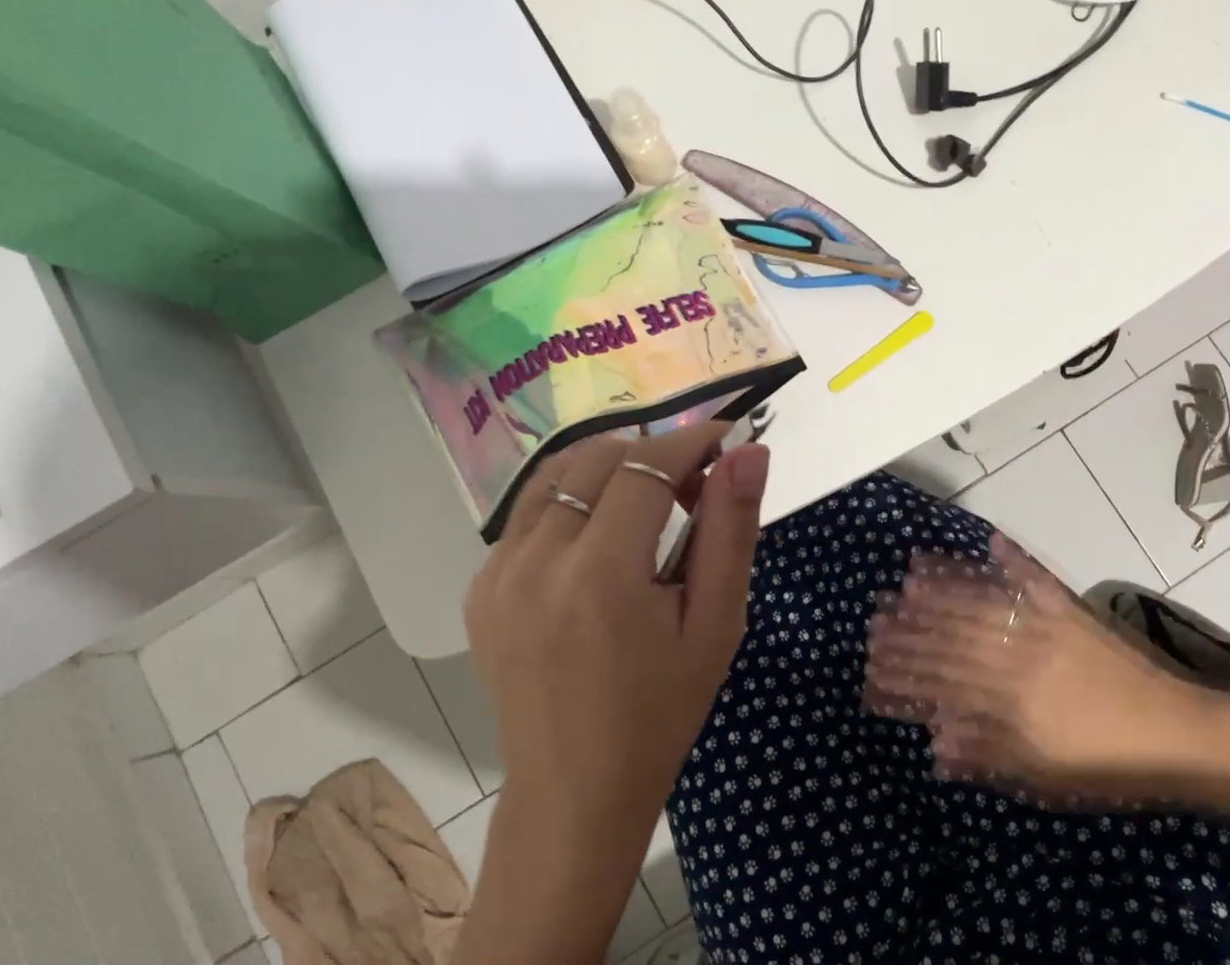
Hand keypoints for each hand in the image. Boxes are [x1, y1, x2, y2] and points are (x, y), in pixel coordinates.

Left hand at [463, 422, 768, 833]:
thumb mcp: (715, 626)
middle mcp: (537, 561)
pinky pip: (529, 517)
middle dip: (651, 455)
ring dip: (609, 474)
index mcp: (602, 574)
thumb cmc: (661, 712)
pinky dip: (572, 507)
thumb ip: (731, 532)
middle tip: (693, 490)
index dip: (691, 441)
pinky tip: (600, 549)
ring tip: (647, 513)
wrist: (575, 790)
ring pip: (556, 477)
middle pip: (595, 457)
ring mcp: (497, 574)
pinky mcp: (480, 589)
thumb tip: (749, 455)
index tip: (726, 439)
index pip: (646, 466)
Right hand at [864, 534, 1204, 798]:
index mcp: (1009, 700)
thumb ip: (986, 755)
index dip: (905, 673)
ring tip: (908, 576)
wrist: (1178, 736)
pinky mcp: (1074, 612)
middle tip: (875, 617)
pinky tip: (990, 541)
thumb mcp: (1044, 776)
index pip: (942, 681)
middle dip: (910, 629)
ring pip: (983, 602)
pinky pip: (1035, 579)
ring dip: (943, 588)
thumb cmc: (1107, 766)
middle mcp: (1019, 655)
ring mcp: (1047, 626)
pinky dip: (1012, 559)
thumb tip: (933, 739)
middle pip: (952, 637)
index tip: (871, 666)